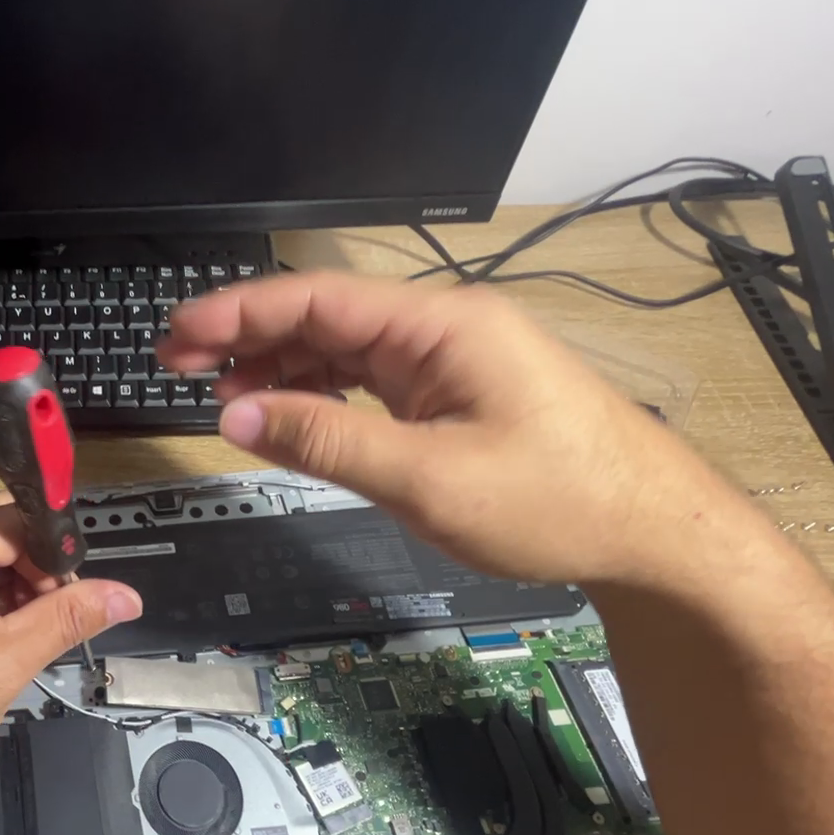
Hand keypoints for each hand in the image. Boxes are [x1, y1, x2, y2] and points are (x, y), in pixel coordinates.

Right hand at [159, 273, 751, 586]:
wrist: (656, 535)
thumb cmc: (556, 500)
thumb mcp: (427, 477)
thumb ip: (325, 440)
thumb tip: (234, 418)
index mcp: (440, 326)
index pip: (317, 299)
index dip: (240, 311)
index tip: (179, 332)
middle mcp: (438, 329)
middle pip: (321, 316)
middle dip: (246, 335)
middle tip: (177, 361)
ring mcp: (442, 362)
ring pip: (338, 348)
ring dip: (276, 366)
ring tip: (220, 395)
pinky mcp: (445, 393)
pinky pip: (363, 379)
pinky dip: (315, 392)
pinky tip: (283, 410)